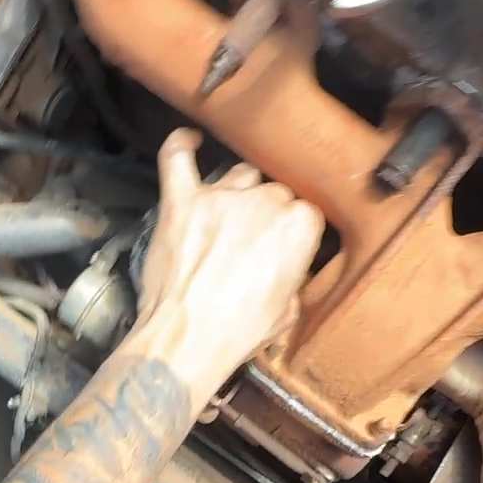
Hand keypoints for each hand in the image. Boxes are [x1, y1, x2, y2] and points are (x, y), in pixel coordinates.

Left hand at [124, 129, 322, 395]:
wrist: (185, 341)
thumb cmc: (237, 334)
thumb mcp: (286, 314)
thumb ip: (292, 281)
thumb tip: (284, 276)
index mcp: (298, 227)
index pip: (305, 211)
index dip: (292, 232)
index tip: (282, 250)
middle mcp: (263, 202)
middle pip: (271, 191)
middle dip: (264, 214)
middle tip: (250, 245)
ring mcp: (219, 198)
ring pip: (237, 175)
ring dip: (236, 192)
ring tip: (226, 218)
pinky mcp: (180, 203)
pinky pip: (177, 159)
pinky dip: (181, 146)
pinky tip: (189, 141)